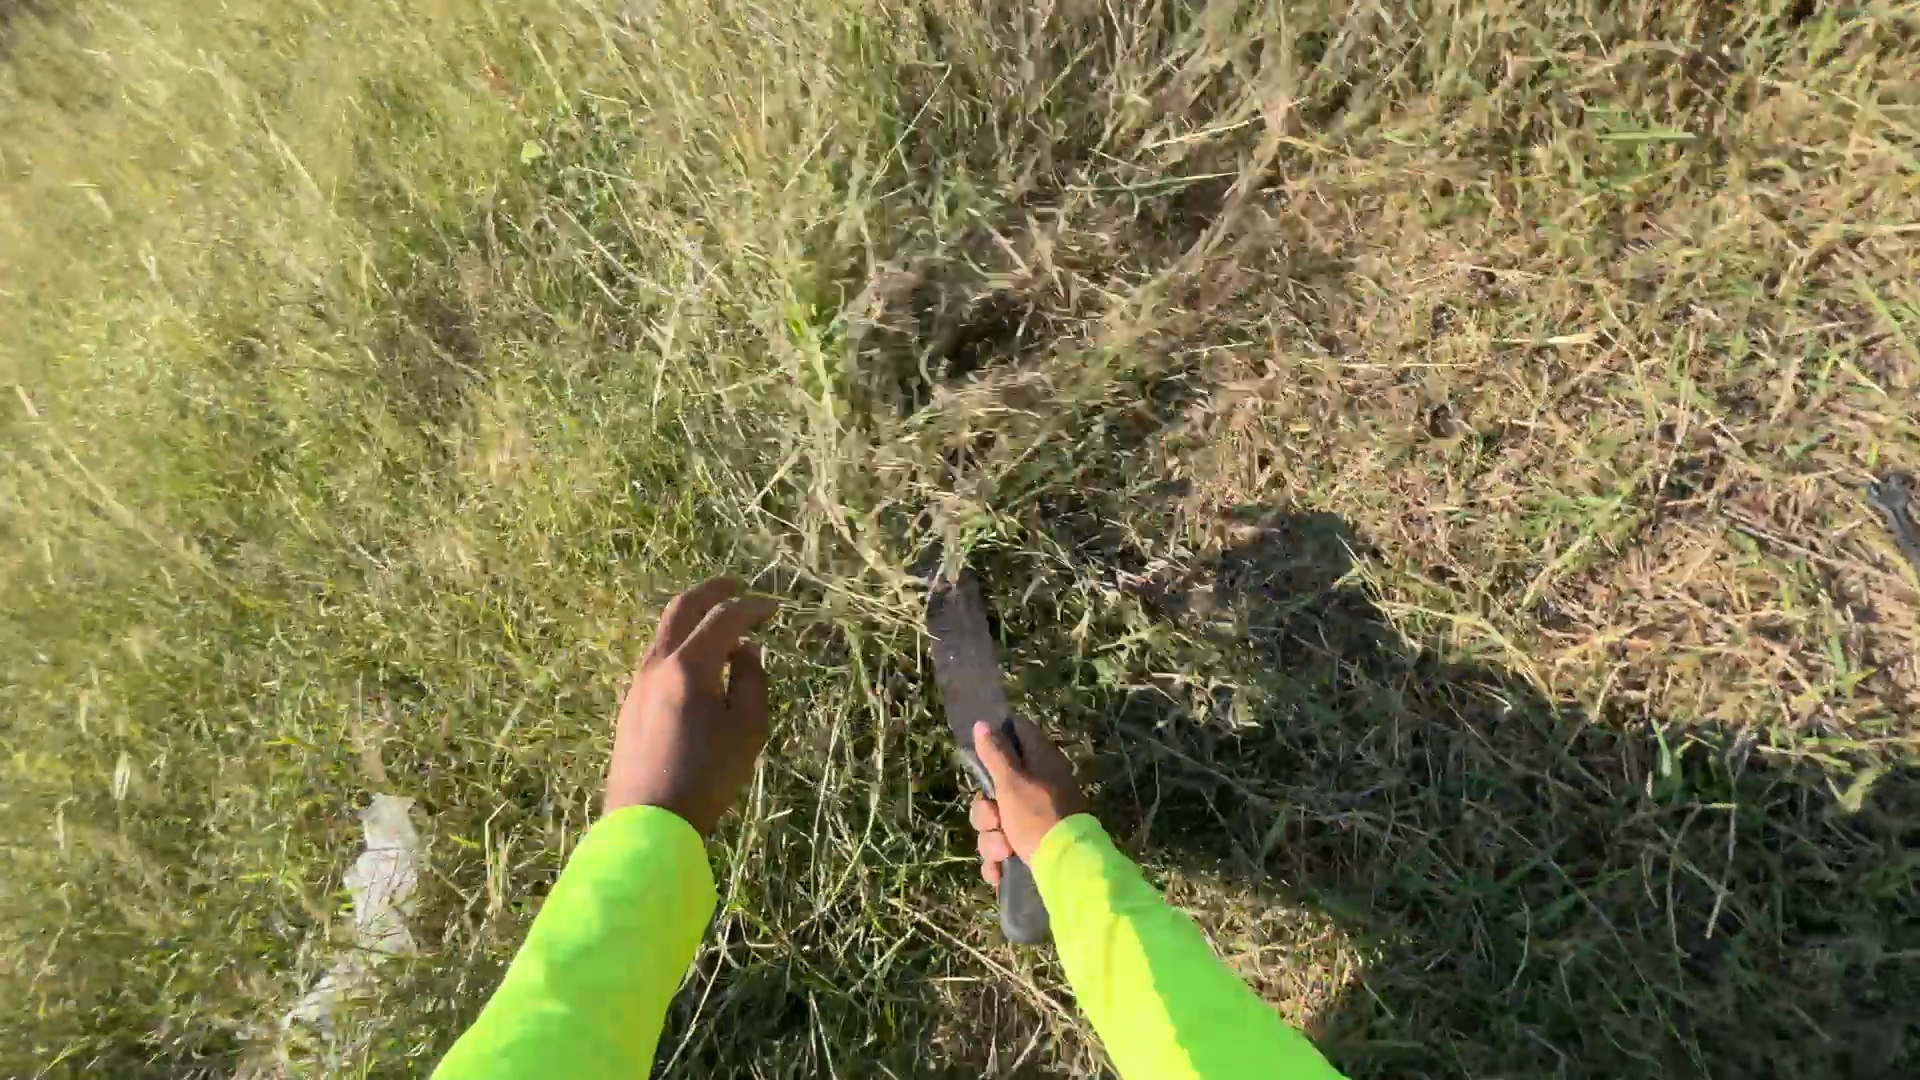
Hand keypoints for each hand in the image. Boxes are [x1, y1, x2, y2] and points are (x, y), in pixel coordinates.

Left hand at [605, 576, 779, 833]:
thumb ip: (751, 680)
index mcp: (688, 667)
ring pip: (666, 631)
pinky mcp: (632, 702)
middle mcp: (657, 664)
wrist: (647, 824)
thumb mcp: (748, 728)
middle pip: (682, 608)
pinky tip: (701, 660)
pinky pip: (659, 655)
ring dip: (695, 617)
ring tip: (722, 623)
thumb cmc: (707, 777)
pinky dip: (683, 642)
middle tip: (736, 585)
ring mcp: (638, 683)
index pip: (724, 618)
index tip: (775, 609)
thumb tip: (744, 652)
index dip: (753, 607)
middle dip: (712, 591)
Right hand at [967, 715, 1087, 887]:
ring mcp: (1035, 818)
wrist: (1068, 870)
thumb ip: (995, 753)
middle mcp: (1038, 785)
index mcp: (1040, 761)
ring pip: (995, 822)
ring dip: (992, 841)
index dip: (997, 738)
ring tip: (1005, 851)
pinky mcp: (1031, 847)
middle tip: (996, 819)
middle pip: (996, 785)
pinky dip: (999, 862)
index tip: (982, 755)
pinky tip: (1001, 870)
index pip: (1017, 731)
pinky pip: (1002, 849)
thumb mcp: (1012, 781)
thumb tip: (982, 723)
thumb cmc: (1038, 817)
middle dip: (987, 811)